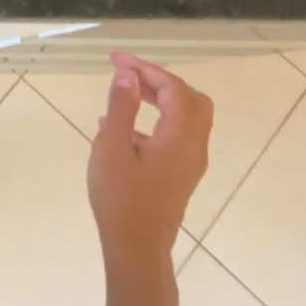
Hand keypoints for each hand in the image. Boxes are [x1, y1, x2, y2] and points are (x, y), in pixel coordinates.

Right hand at [87, 52, 212, 268]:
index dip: (145, 68)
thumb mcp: (111, 147)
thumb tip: (127, 76)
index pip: (173, 89)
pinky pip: (175, 135)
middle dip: (159, 80)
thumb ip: (120, 109)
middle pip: (192, 101)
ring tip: (124, 93)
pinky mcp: (179, 174)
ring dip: (160, 99)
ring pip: (187, 119)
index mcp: (179, 137)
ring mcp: (189, 163)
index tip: (114, 60)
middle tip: (126, 74)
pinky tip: (119, 127)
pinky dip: (155, 119)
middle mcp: (193, 147)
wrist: (137, 246)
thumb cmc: (121, 195)